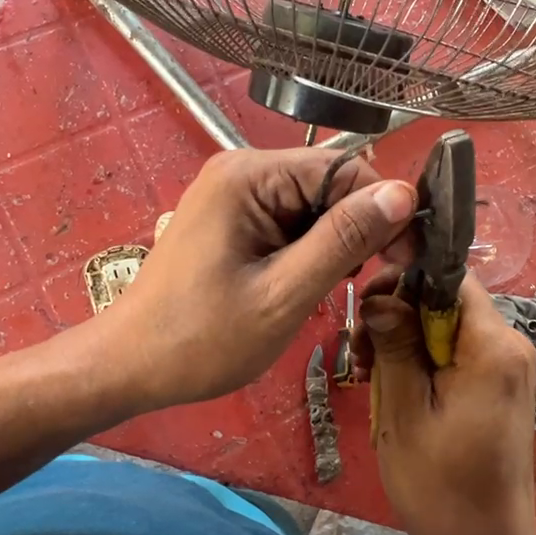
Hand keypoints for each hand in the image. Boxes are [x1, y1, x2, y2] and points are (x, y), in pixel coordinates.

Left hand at [101, 148, 415, 411]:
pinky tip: (306, 283)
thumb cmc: (201, 339)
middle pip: (330, 184)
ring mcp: (233, 194)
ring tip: (329, 289)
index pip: (345, 169)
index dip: (383, 210)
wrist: (130, 366)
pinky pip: (289, 221)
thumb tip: (403, 194)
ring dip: (334, 244)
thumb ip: (343, 241)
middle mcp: (241, 170)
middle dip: (358, 229)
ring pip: (313, 205)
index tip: (405, 260)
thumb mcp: (283, 294)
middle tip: (369, 283)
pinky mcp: (231, 218)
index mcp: (248, 176)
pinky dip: (309, 250)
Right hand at [359, 274, 535, 534]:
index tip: (362, 307)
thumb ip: (395, 345)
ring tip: (368, 374)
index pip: (449, 277)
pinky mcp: (499, 392)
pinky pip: (458, 357)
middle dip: (397, 315)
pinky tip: (395, 390)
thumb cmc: (441, 486)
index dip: (402, 280)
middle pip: (446, 302)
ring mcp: (508, 371)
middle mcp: (510, 348)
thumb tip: (379, 295)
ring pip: (447, 330)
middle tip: (358, 351)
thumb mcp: (404, 412)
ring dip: (405, 342)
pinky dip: (424, 363)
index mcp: (493, 346)